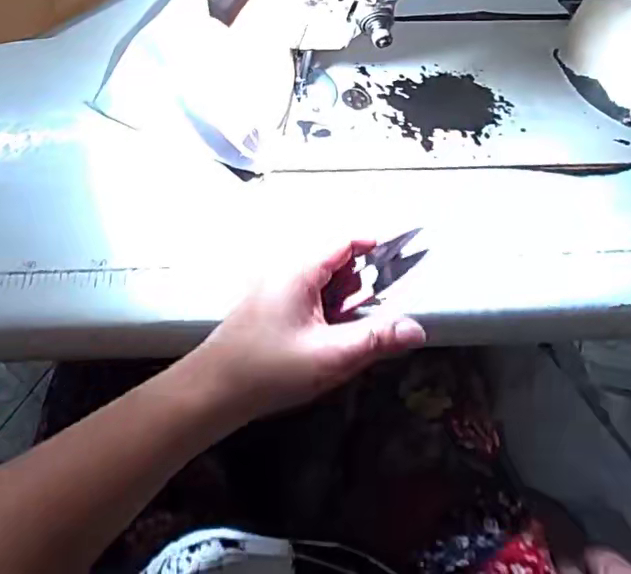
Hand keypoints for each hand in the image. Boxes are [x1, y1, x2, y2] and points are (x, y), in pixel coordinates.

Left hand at [183, 239, 425, 424]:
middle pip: (333, 262)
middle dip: (358, 284)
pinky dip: (323, 311)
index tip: (399, 257)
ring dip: (340, 301)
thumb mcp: (331, 357)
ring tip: (349, 334)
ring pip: (320, 283)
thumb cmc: (271, 369)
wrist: (214, 388)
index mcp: (299, 271)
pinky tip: (325, 342)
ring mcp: (273, 288)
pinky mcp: (267, 306)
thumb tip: (416, 328)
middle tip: (374, 314)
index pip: (343, 242)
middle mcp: (284, 271)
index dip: (373, 246)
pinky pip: (305, 297)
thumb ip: (375, 340)